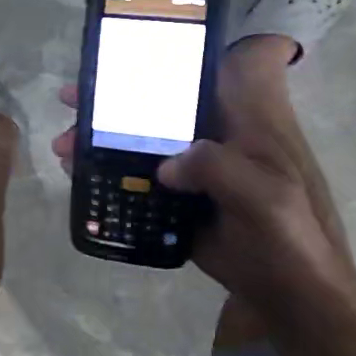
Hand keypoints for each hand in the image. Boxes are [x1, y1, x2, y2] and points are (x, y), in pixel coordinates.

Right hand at [49, 83, 349, 300]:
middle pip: (154, 111)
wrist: (291, 294)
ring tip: (64, 146)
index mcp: (236, 124)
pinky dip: (109, 179)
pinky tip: (80, 177)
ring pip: (140, 146)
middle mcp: (209, 140)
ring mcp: (190, 174)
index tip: (112, 61)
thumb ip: (219, 169)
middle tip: (70, 99)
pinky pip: (138, 185)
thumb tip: (165, 167)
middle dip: (111, 104)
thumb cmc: (291, 235)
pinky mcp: (176, 205)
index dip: (152, 66)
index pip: (191, 81)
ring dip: (102, 142)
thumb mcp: (266, 195)